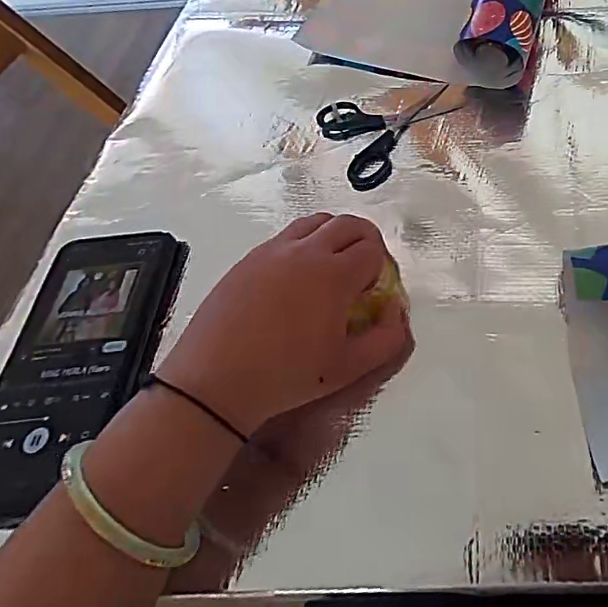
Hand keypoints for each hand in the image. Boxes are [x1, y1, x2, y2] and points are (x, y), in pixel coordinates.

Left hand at [156, 214, 411, 437]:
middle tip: (363, 271)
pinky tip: (296, 279)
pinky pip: (286, 237)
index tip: (374, 290)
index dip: (381, 267)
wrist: (213, 385)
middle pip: (349, 224)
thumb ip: (388, 338)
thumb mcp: (350, 368)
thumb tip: (395, 311)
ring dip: (334, 235)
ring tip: (331, 267)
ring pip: (316, 222)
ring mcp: (272, 252)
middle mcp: (305, 252)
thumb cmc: (285, 377)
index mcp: (334, 274)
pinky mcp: (247, 260)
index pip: (373, 248)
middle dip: (366, 241)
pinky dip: (303, 245)